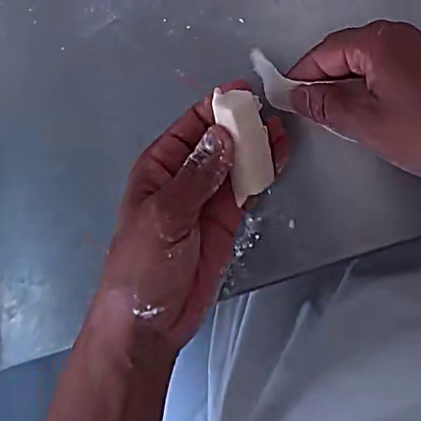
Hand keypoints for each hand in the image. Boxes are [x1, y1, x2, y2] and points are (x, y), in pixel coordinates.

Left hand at [88, 83, 289, 357]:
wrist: (150, 327)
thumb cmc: (141, 267)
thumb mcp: (165, 215)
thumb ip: (197, 175)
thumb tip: (222, 136)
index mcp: (160, 166)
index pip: (191, 125)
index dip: (216, 107)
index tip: (242, 93)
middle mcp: (185, 175)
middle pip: (218, 139)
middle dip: (242, 123)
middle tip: (268, 109)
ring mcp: (207, 197)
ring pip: (236, 160)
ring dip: (257, 145)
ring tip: (279, 129)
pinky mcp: (226, 218)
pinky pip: (247, 186)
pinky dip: (263, 171)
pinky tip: (277, 157)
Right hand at [288, 20, 420, 184]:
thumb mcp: (369, 125)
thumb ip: (327, 106)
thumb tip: (299, 95)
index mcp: (377, 41)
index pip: (323, 52)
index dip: (301, 77)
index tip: (288, 102)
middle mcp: (396, 34)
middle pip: (344, 52)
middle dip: (325, 83)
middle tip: (316, 118)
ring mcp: (417, 46)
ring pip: (366, 62)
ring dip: (350, 87)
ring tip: (346, 122)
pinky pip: (388, 67)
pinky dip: (373, 87)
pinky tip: (378, 114)